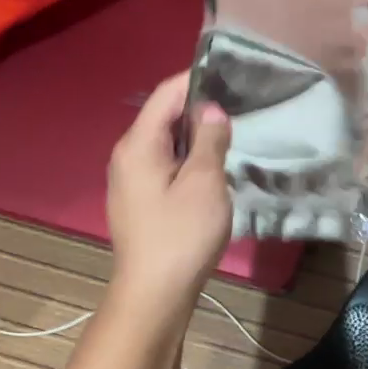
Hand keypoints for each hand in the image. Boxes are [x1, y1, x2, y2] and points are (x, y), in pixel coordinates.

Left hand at [105, 72, 232, 305]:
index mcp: (138, 144)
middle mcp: (127, 155)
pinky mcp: (140, 199)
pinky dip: (188, 156)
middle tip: (240, 103)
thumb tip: (212, 110)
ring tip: (232, 132)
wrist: (154, 294)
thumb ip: (210, 139)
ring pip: (166, 141)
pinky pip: (165, 162)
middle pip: (164, 115)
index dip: (197, 79)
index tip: (232, 74)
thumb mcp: (205, 181)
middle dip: (199, 106)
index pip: (166, 94)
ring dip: (196, 134)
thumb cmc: (181, 234)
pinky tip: (212, 166)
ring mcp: (130, 179)